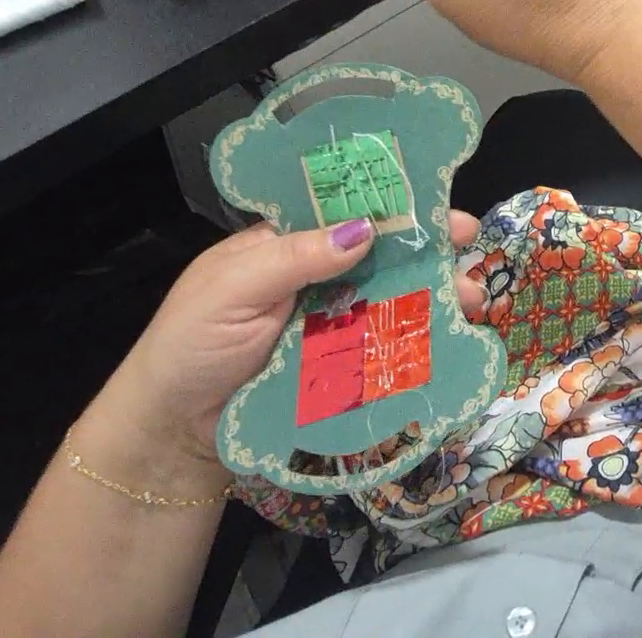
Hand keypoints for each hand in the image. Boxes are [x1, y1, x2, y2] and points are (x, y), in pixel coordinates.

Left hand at [94, 213, 484, 471]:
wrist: (171, 435)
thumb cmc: (190, 345)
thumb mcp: (233, 287)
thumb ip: (295, 256)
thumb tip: (364, 229)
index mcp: (288, 243)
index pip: (348, 212)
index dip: (396, 205)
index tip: (442, 207)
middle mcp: (318, 277)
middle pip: (383, 256)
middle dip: (430, 252)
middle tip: (470, 254)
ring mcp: (333, 323)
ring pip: (392, 299)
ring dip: (434, 296)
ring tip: (470, 302)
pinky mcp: (341, 366)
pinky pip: (383, 346)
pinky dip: (418, 340)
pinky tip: (449, 339)